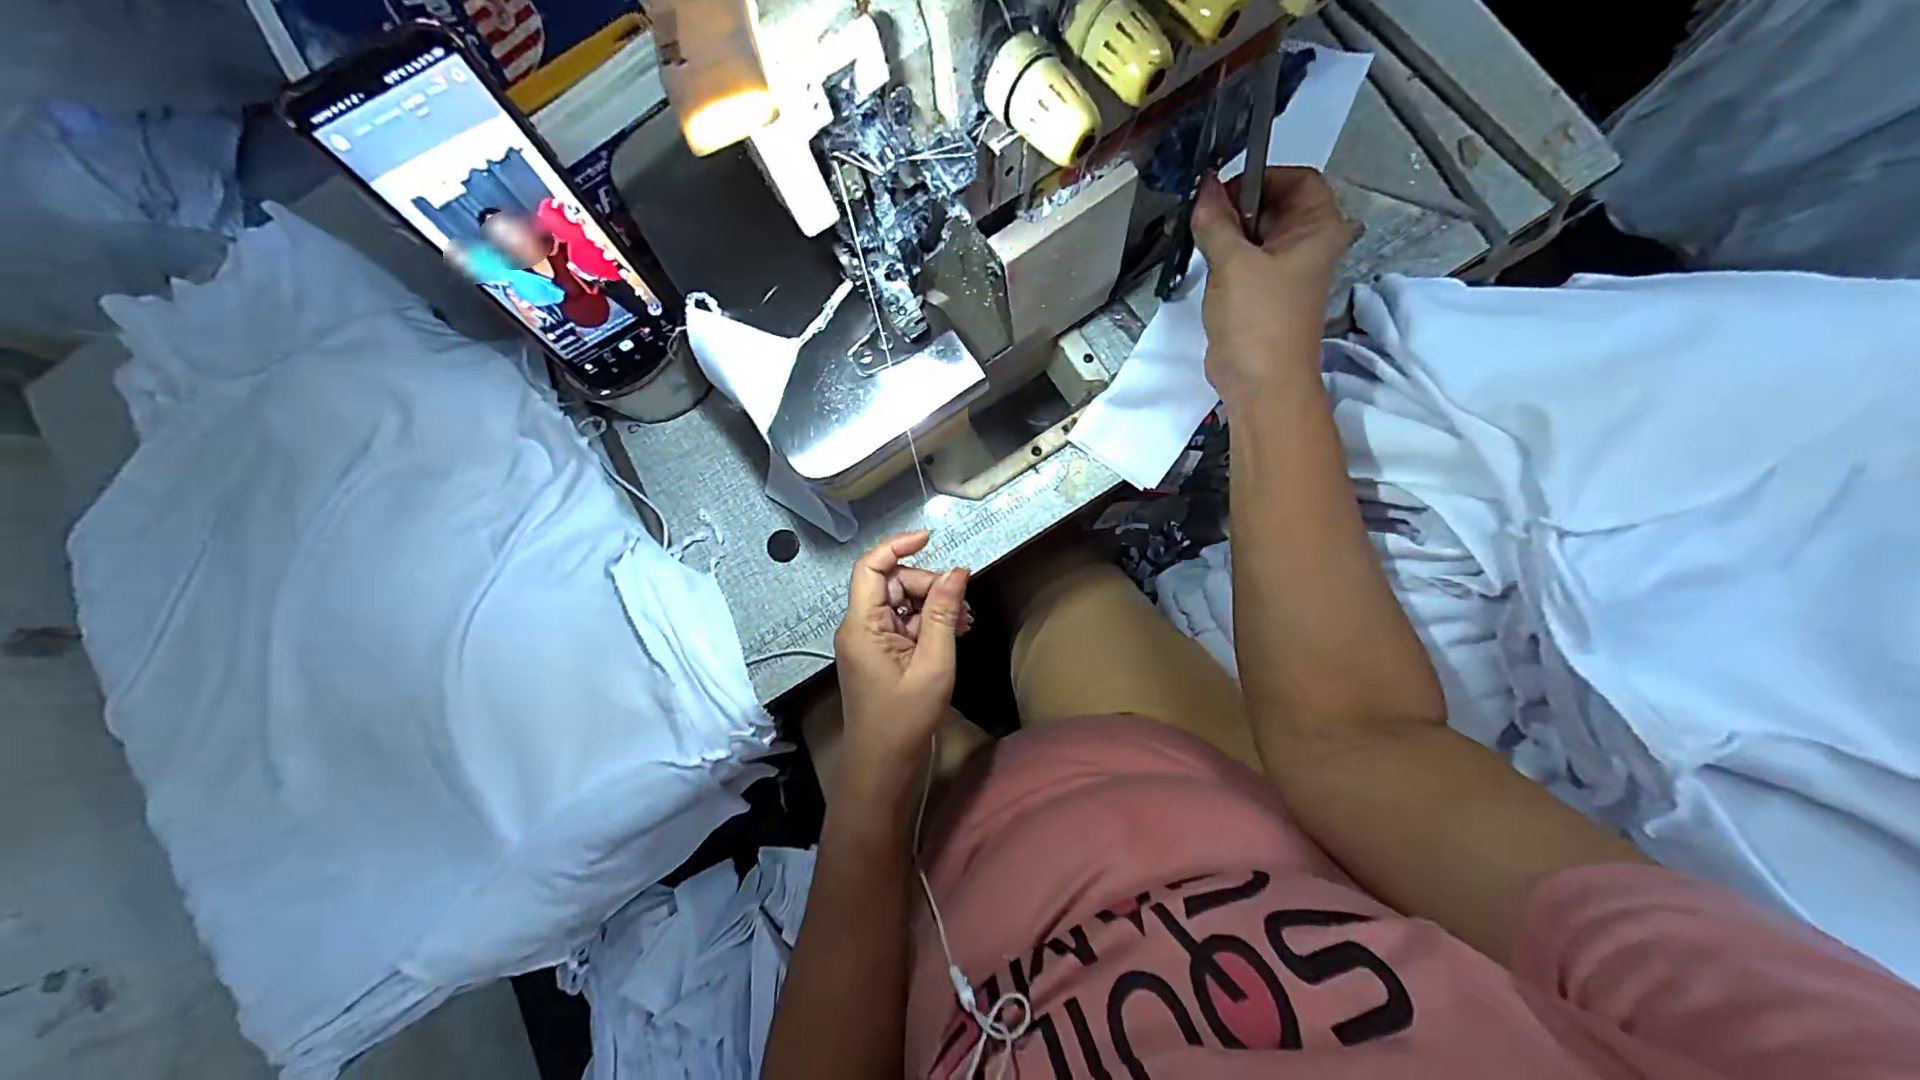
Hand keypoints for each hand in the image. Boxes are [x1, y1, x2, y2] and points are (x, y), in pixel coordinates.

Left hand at [832, 532, 971, 805]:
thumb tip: (958, 570)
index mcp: (862, 625)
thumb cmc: (905, 719)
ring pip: (901, 603)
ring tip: (964, 624)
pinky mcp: (879, 653)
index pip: (871, 567)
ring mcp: (869, 640)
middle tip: (962, 606)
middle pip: (893, 584)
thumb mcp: (933, 663)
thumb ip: (944, 613)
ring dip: (934, 606)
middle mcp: (859, 626)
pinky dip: (928, 624)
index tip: (930, 539)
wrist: (883, 765)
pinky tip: (954, 633)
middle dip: (929, 586)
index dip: (898, 546)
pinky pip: (904, 624)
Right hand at [1191, 166, 1351, 405]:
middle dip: (1237, 207)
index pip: (1296, 179)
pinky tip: (1206, 264)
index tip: (1222, 191)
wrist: (1261, 384)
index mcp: (1319, 228)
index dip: (1260, 178)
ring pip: (1255, 235)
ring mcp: (1285, 271)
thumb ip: (1216, 222)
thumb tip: (1204, 187)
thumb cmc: (1259, 320)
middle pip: (1273, 205)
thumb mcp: (1233, 264)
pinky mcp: (1262, 294)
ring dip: (1227, 234)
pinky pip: (1244, 262)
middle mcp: (1308, 245)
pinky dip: (1225, 257)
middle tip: (1204, 217)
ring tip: (1202, 242)